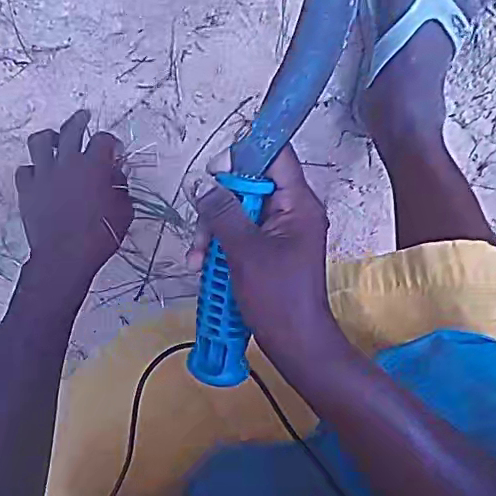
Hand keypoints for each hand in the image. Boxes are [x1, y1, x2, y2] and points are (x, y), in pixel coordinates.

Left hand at [15, 109, 132, 292]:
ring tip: (53, 139)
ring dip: (48, 137)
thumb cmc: (100, 236)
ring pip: (39, 142)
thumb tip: (116, 175)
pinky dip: (32, 169)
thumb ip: (120, 187)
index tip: (113, 150)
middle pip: (71, 129)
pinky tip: (38, 174)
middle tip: (83, 117)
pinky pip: (24, 170)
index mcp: (93, 165)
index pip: (102, 139)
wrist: (65, 255)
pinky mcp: (26, 190)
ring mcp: (43, 174)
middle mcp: (66, 163)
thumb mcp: (123, 211)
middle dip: (79, 120)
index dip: (110, 142)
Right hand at [187, 144, 341, 358]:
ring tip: (198, 258)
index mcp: (297, 204)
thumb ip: (222, 213)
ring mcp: (278, 232)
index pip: (277, 158)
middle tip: (201, 228)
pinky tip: (202, 265)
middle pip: (247, 187)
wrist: (294, 342)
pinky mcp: (266, 250)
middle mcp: (290, 212)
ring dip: (211, 232)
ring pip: (236, 213)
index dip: (246, 153)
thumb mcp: (245, 251)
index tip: (217, 166)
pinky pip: (237, 235)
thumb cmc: (276, 296)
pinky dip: (218, 247)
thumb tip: (203, 186)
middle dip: (217, 206)